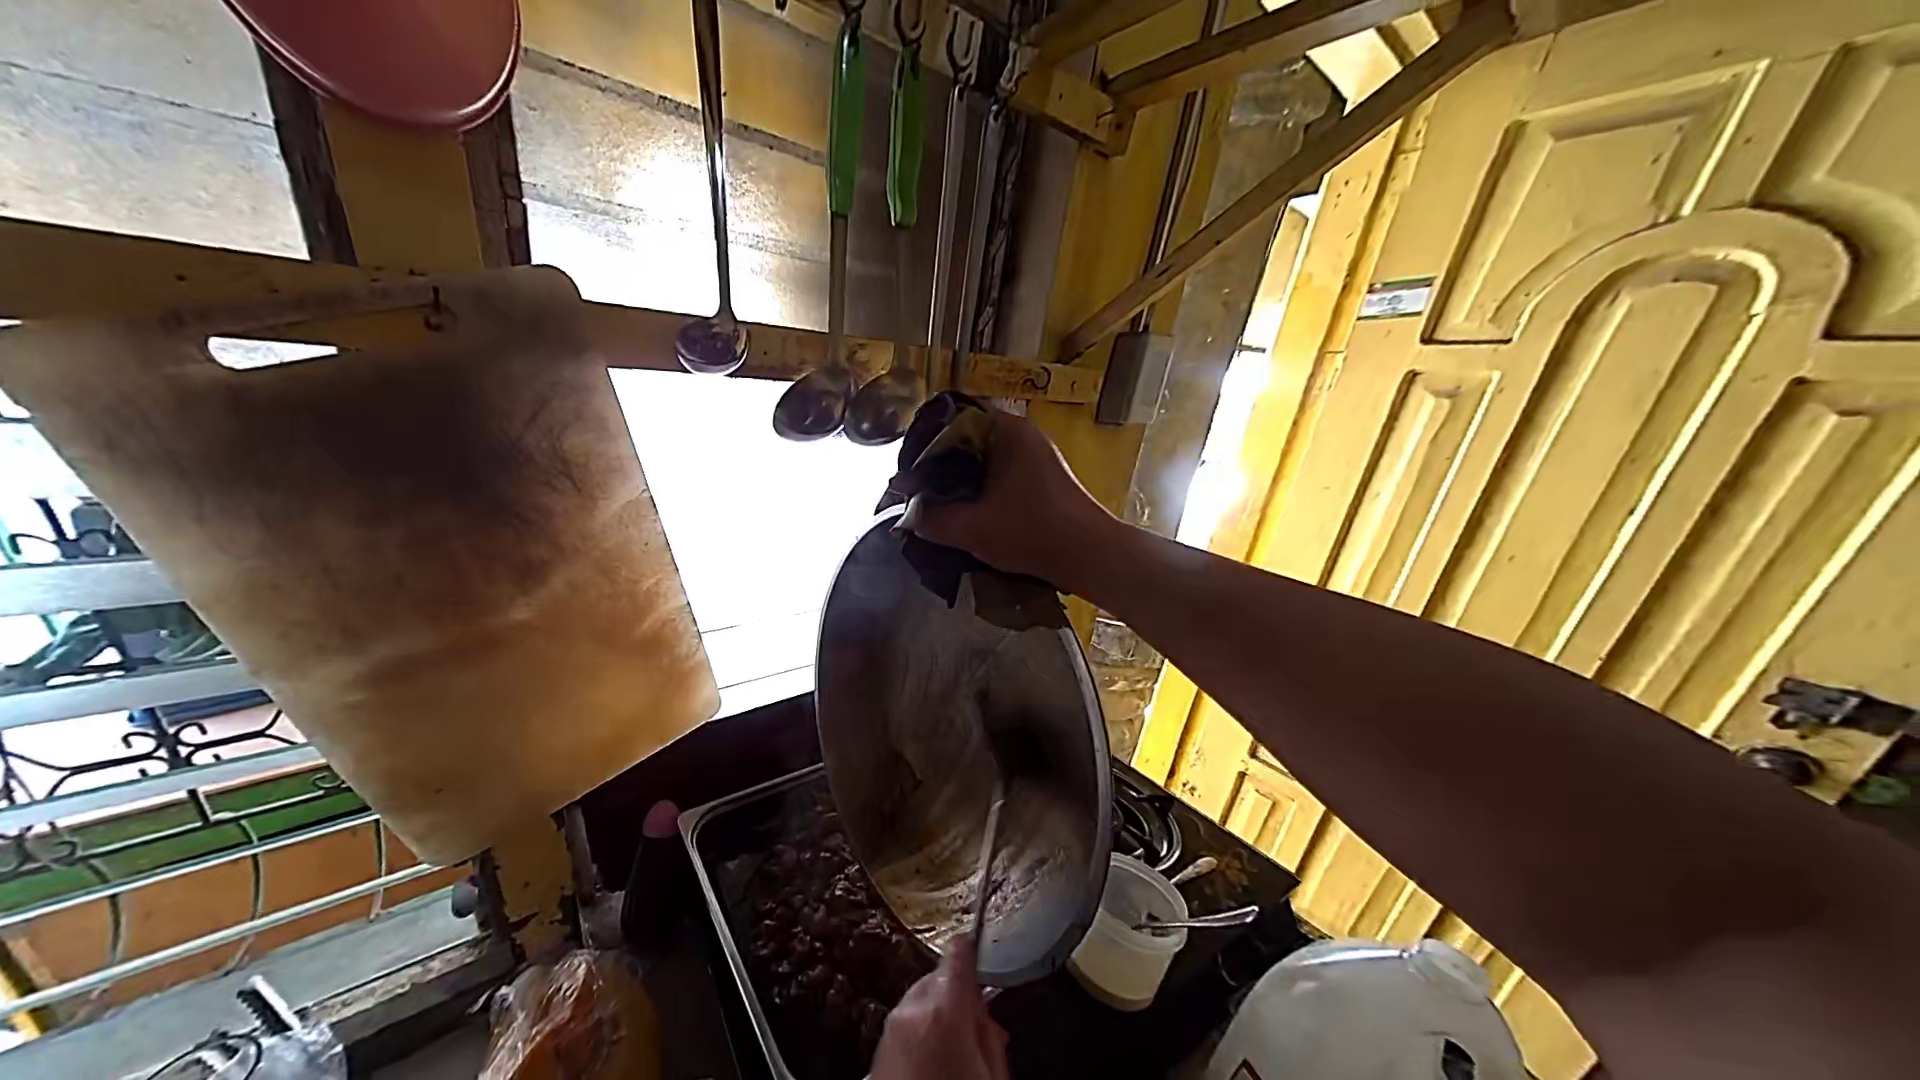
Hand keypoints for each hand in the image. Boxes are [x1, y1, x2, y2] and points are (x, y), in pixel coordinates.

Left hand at [870, 935, 1009, 1079]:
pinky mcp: (879, 1050)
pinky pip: (905, 1024)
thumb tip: (986, 1012)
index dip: (972, 947)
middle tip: (975, 1025)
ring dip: (936, 1013)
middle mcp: (913, 1009)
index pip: (959, 954)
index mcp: (946, 1008)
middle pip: (939, 978)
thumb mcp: (992, 1077)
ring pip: (920, 1000)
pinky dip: (919, 1032)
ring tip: (953, 1052)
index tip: (978, 944)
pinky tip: (932, 1064)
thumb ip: (990, 1034)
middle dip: (957, 994)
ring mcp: (892, 1029)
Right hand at [899, 410, 1116, 590]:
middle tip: (917, 488)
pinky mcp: (1040, 478)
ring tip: (936, 502)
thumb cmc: (1034, 533)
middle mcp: (1021, 434)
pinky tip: (965, 511)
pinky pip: (998, 473)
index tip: (909, 468)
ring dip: (960, 479)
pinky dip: (979, 488)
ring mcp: (1033, 455)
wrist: (1091, 557)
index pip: (951, 416)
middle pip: (966, 438)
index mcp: (1006, 429)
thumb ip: (932, 519)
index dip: (925, 440)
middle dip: (940, 463)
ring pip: (982, 458)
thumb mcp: (973, 528)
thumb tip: (907, 515)